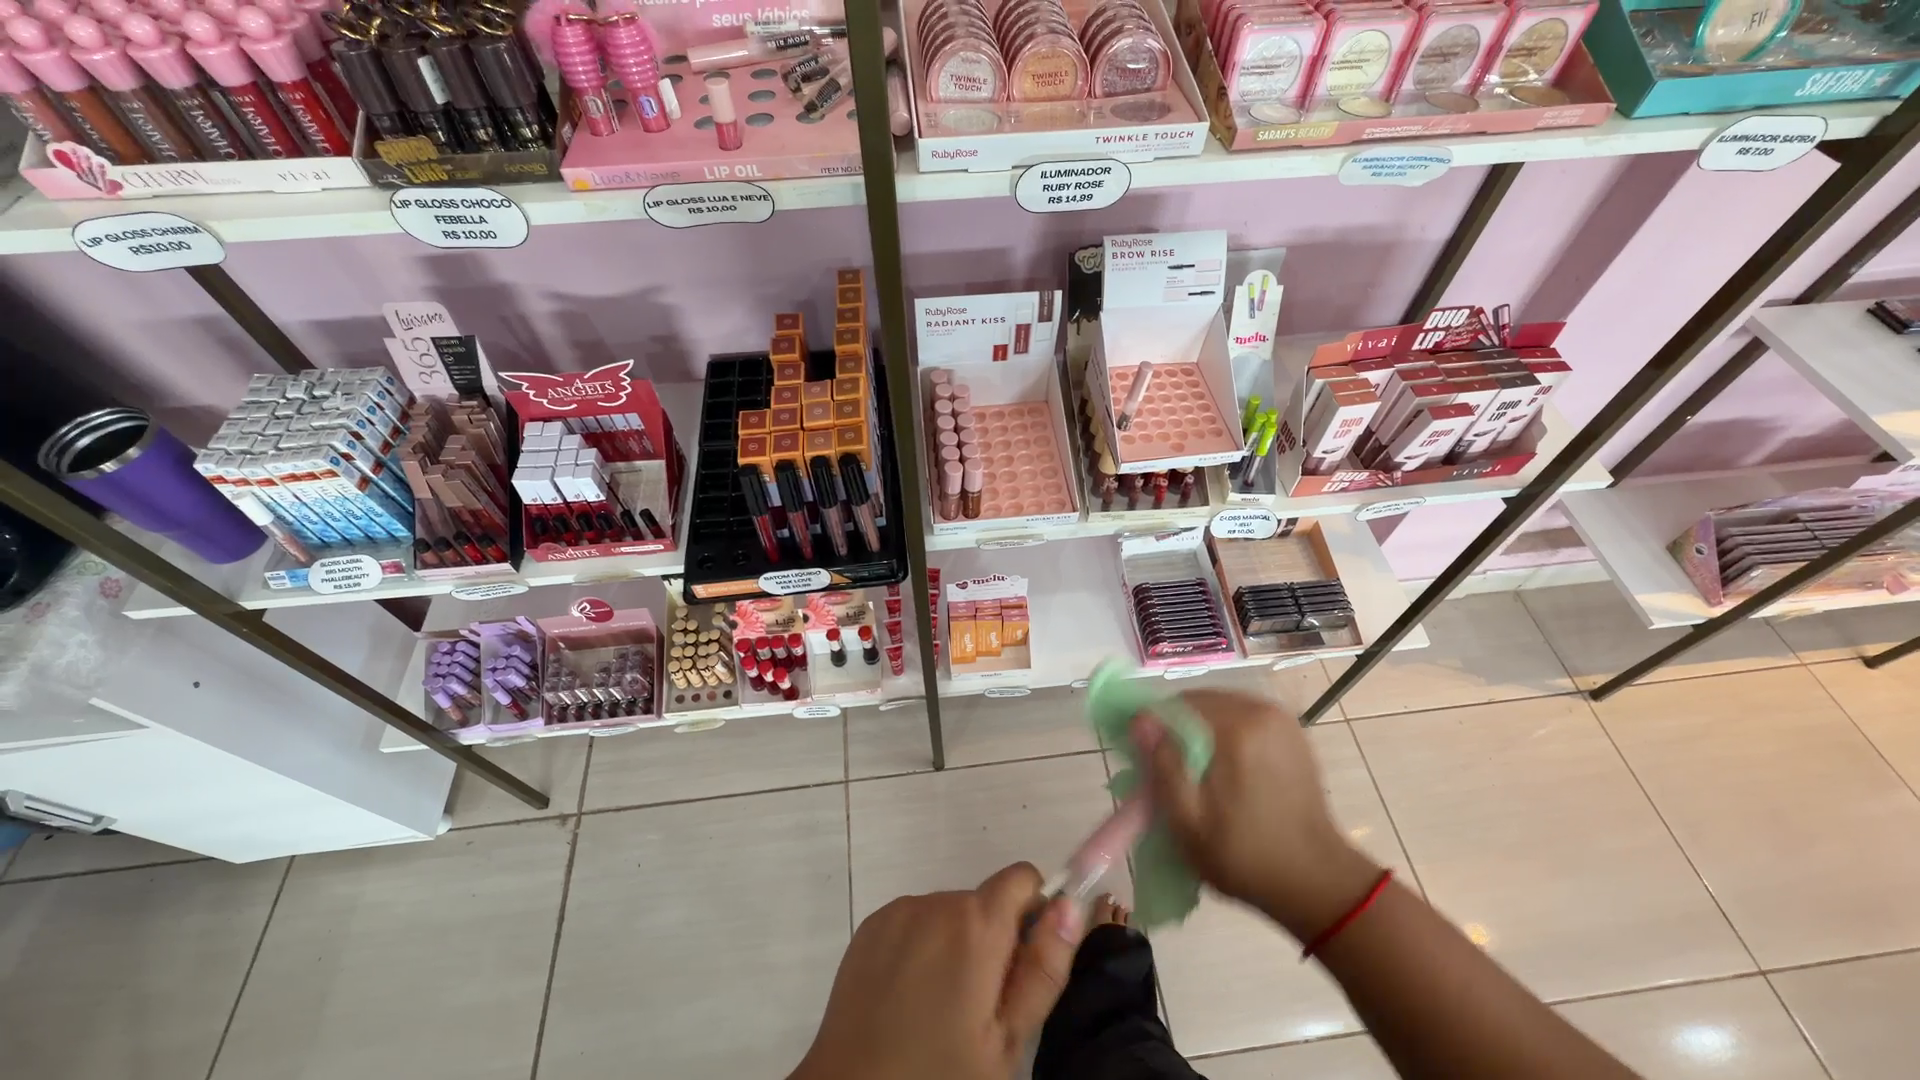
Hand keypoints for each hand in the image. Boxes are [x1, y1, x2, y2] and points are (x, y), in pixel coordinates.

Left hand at [790, 863, 1083, 1079]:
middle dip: (993, 938)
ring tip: (941, 1005)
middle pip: (985, 900)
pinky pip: (915, 921)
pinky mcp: (869, 927)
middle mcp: (936, 902)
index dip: (1033, 914)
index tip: (1022, 963)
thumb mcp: (1008, 1036)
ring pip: (949, 912)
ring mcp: (898, 912)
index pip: (1023, 878)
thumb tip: (1069, 905)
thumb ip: (1044, 967)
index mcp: (976, 923)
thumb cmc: (940, 1071)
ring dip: (956, 942)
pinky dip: (922, 945)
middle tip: (981, 1004)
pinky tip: (910, 996)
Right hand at [1137, 689, 1380, 939]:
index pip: (1176, 702)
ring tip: (1197, 772)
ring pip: (1222, 708)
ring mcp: (1283, 720)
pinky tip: (1225, 769)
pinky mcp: (1293, 733)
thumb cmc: (1243, 855)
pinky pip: (1244, 718)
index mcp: (1237, 728)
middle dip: (1178, 728)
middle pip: (1200, 701)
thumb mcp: (1187, 820)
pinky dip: (1227, 734)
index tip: (1146, 759)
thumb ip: (1162, 763)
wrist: (1314, 880)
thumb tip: (1140, 719)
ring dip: (1202, 730)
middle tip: (1169, 769)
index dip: (1154, 726)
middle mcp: (1262, 712)